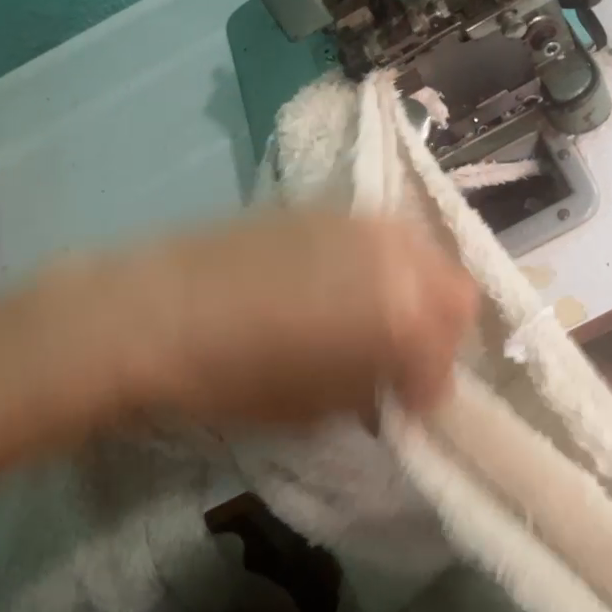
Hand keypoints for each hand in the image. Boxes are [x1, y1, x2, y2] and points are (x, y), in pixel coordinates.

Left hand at [17, 211, 478, 431]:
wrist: (158, 309)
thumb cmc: (238, 375)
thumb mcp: (320, 407)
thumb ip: (377, 390)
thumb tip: (396, 383)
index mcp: (405, 311)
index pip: (449, 353)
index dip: (430, 384)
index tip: (406, 402)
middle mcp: (397, 252)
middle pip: (453, 289)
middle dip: (435, 329)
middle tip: (399, 357)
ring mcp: (362, 220)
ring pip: (419, 253)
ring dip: (410, 289)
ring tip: (371, 318)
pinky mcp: (326, 204)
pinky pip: (377, 236)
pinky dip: (376, 264)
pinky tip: (337, 285)